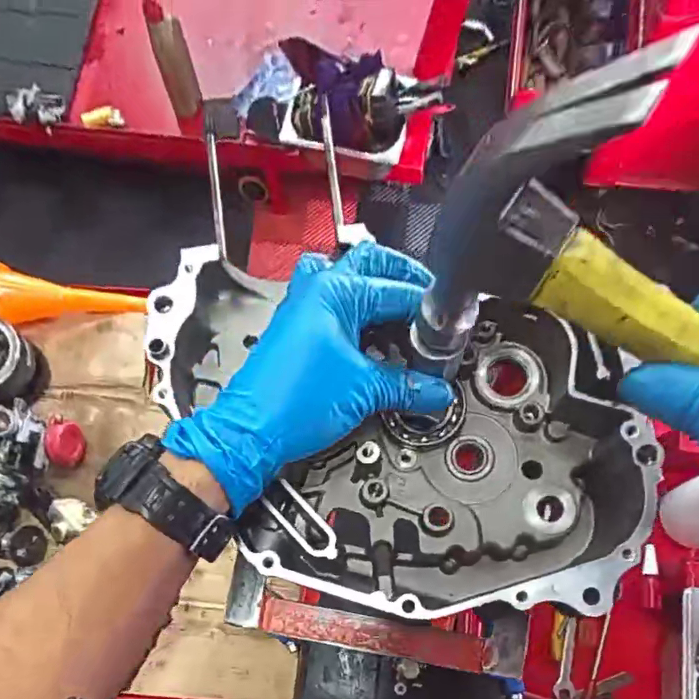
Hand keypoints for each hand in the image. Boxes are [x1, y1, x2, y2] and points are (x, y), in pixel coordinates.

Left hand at [162, 243, 455, 509]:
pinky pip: (339, 312)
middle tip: (430, 301)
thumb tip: (436, 390)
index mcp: (334, 292)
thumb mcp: (365, 391)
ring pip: (353, 285)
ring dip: (382, 297)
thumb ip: (408, 387)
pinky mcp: (302, 333)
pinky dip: (364, 320)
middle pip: (373, 266)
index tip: (447, 329)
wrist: (251, 432)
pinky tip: (379, 343)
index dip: (428, 310)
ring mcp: (306, 310)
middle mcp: (316, 292)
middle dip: (406, 281)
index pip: (398, 290)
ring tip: (407, 321)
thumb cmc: (288, 403)